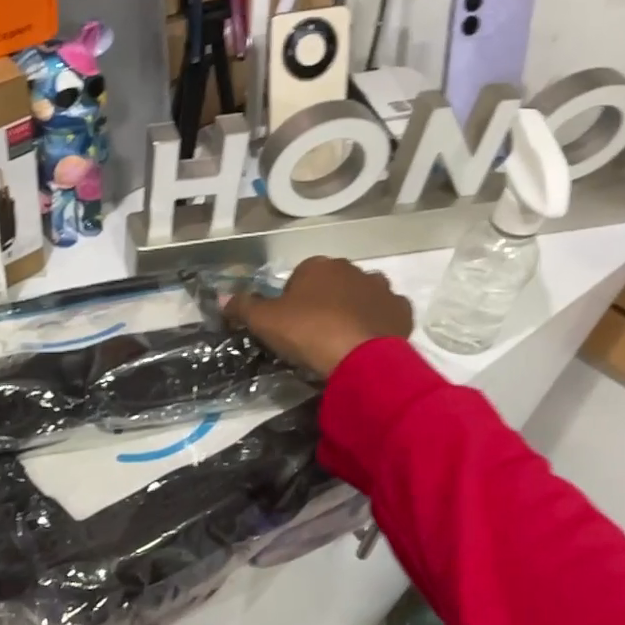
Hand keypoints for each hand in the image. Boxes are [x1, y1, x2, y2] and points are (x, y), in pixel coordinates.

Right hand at [226, 257, 414, 377]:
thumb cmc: (307, 332)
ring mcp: (381, 288)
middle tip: (314, 335)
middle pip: (332, 284)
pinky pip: (386, 313)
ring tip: (342, 340)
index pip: (299, 278)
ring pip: (362, 296)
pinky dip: (378, 323)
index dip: (292, 302)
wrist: (359, 358)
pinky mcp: (401, 310)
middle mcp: (352, 269)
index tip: (289, 326)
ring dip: (353, 310)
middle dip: (325, 303)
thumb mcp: (264, 321)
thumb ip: (242, 307)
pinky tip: (367, 342)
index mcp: (318, 266)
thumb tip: (223, 298)